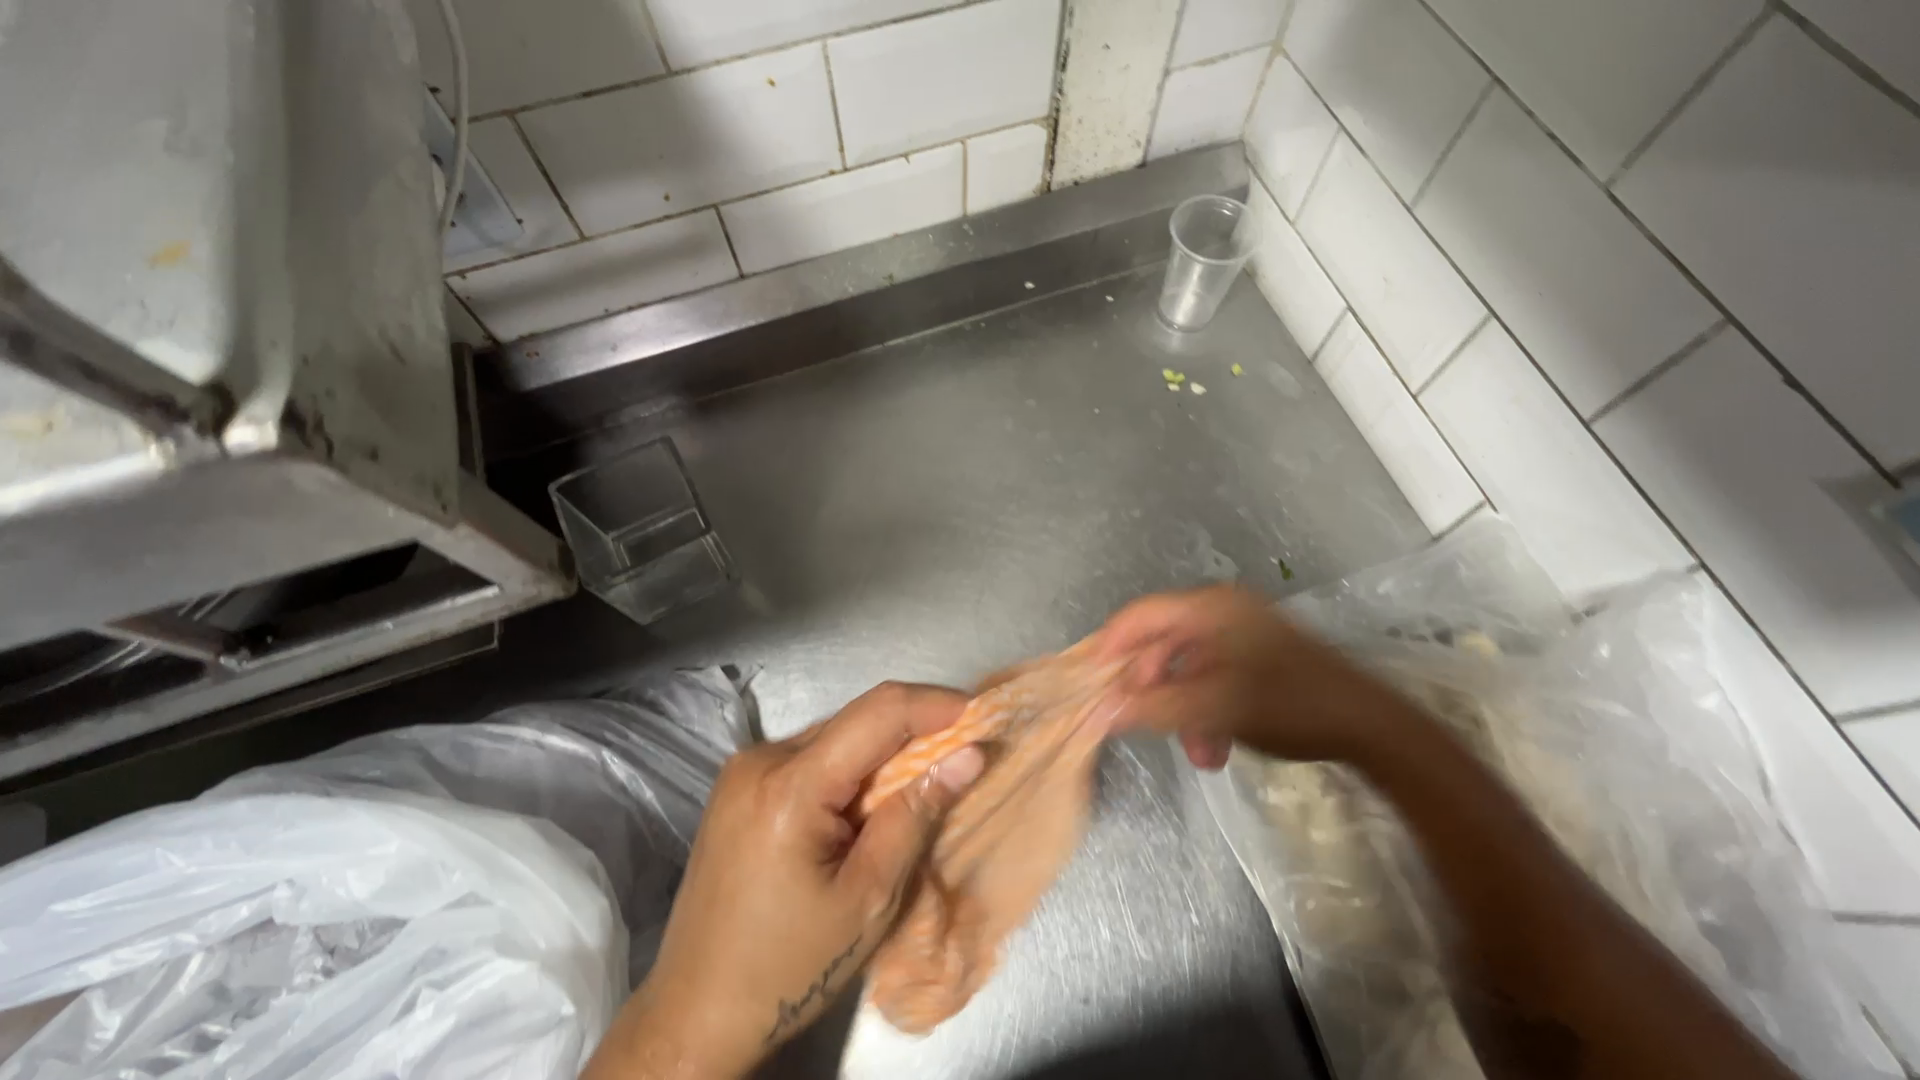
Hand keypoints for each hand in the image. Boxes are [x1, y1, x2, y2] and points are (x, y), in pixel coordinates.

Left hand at [587, 683, 986, 1079]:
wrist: (695, 1013)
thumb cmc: (788, 967)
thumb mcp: (868, 897)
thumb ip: (916, 815)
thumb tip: (969, 756)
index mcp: (788, 786)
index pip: (876, 713)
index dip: (933, 705)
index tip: (981, 716)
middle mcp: (758, 761)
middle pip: (853, 721)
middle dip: (913, 734)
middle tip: (961, 762)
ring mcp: (741, 773)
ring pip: (833, 738)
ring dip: (881, 756)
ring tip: (918, 794)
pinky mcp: (737, 790)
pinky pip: (809, 759)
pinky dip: (848, 773)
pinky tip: (866, 810)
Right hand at [1092, 585, 1402, 766]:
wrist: (1369, 726)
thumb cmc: (1289, 705)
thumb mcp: (1214, 708)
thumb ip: (1154, 707)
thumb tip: (1101, 710)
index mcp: (1210, 608)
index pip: (1139, 615)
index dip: (1110, 648)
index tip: (1091, 686)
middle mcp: (1221, 613)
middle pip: (1160, 646)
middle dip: (1152, 692)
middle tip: (1141, 724)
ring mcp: (1240, 635)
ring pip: (1185, 670)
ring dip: (1181, 711)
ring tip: (1197, 751)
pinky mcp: (1254, 660)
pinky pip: (1210, 681)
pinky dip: (1205, 712)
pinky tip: (1215, 747)